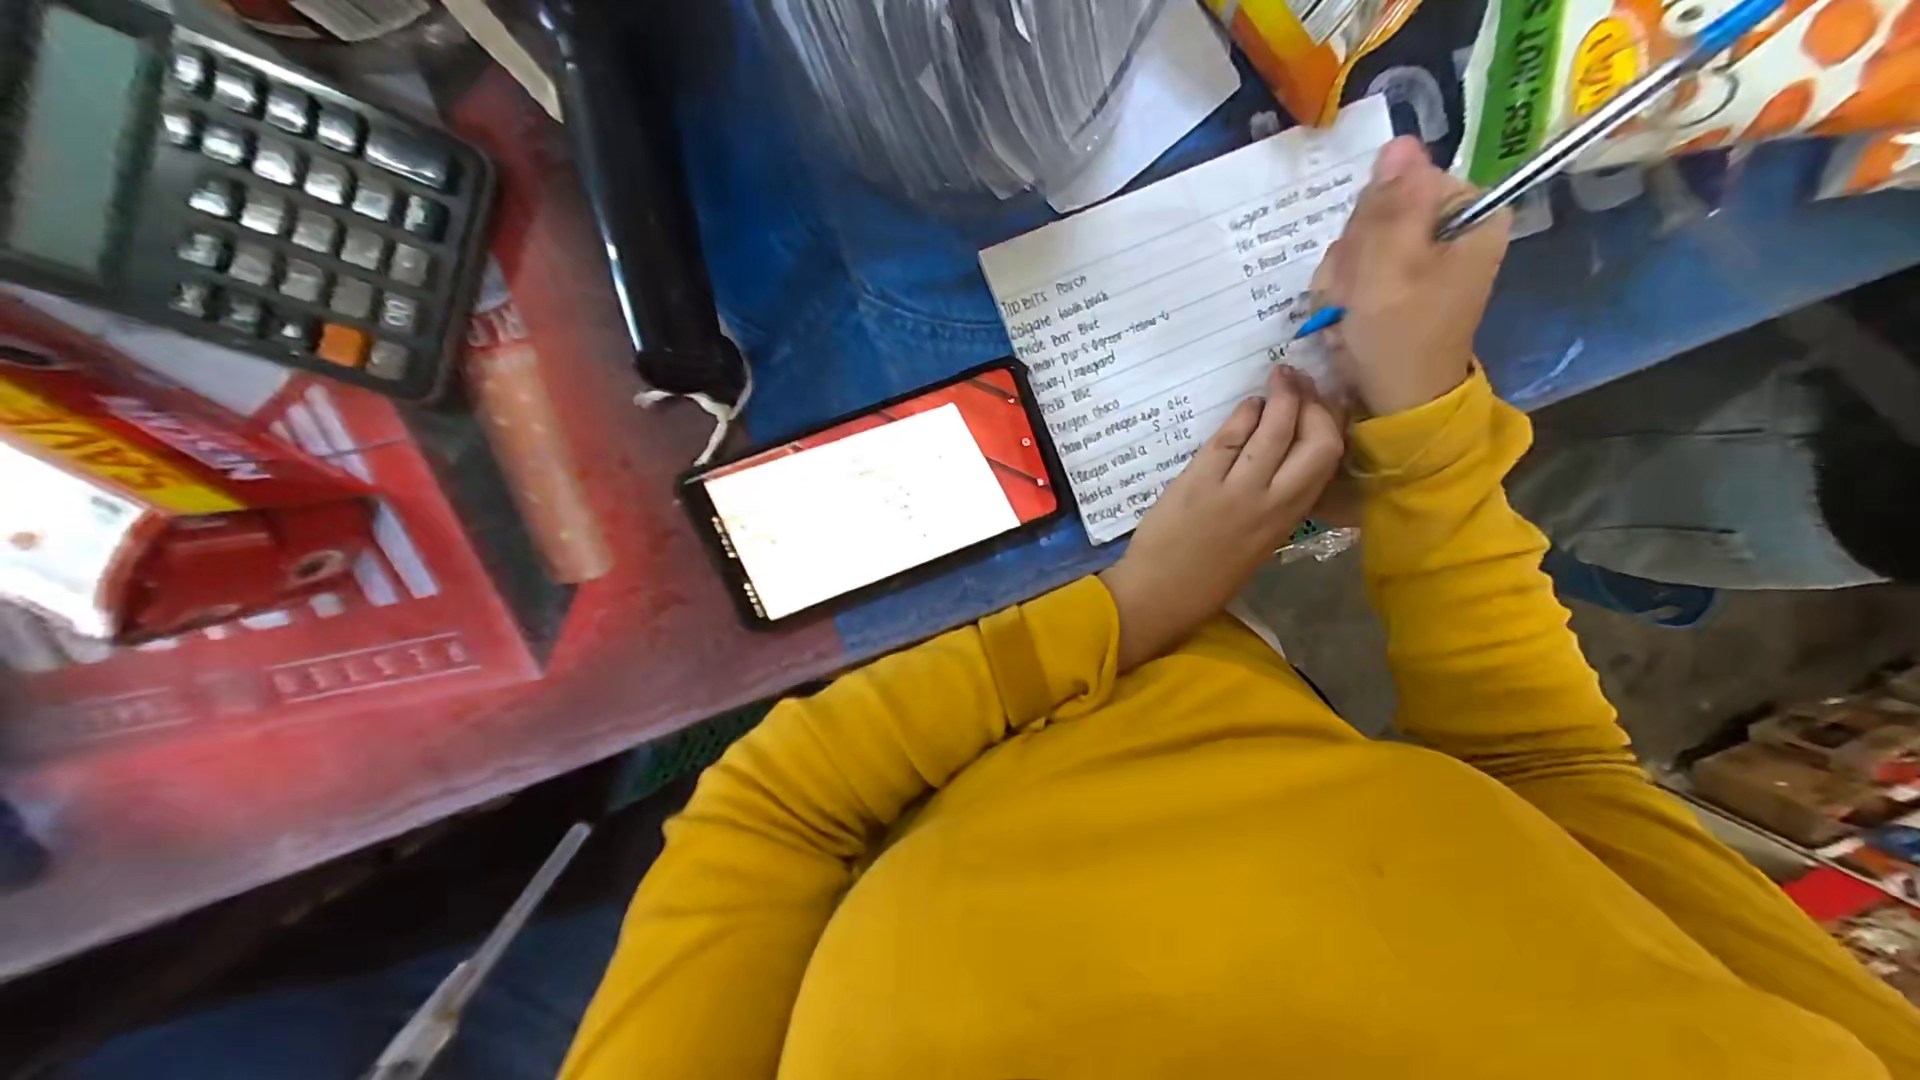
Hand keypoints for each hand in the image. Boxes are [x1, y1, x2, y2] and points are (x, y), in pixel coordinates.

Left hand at [1098, 366, 1343, 671]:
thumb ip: (1275, 503)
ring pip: (1274, 432)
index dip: (1332, 423)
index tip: (1323, 402)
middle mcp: (1273, 503)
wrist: (1161, 594)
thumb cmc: (1208, 574)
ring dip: (1281, 397)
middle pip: (1316, 441)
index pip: (1329, 461)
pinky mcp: (1199, 482)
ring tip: (1279, 378)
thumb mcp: (1258, 542)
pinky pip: (1229, 438)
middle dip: (1314, 404)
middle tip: (1300, 381)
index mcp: (1291, 519)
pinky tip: (1246, 407)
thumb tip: (1282, 457)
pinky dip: (1242, 416)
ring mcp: (1237, 491)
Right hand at [1313, 136, 1511, 416]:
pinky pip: (1350, 273)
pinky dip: (1340, 298)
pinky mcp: (1392, 283)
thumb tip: (1398, 142)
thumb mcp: (1391, 268)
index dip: (1373, 222)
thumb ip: (1392, 206)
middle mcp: (1446, 231)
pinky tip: (1347, 320)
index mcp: (1467, 216)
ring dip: (1340, 282)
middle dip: (1352, 259)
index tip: (1367, 263)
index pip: (1403, 183)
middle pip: (1375, 215)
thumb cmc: (1399, 337)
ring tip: (1350, 314)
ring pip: (1354, 246)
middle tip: (1356, 295)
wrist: (1395, 399)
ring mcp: (1416, 259)